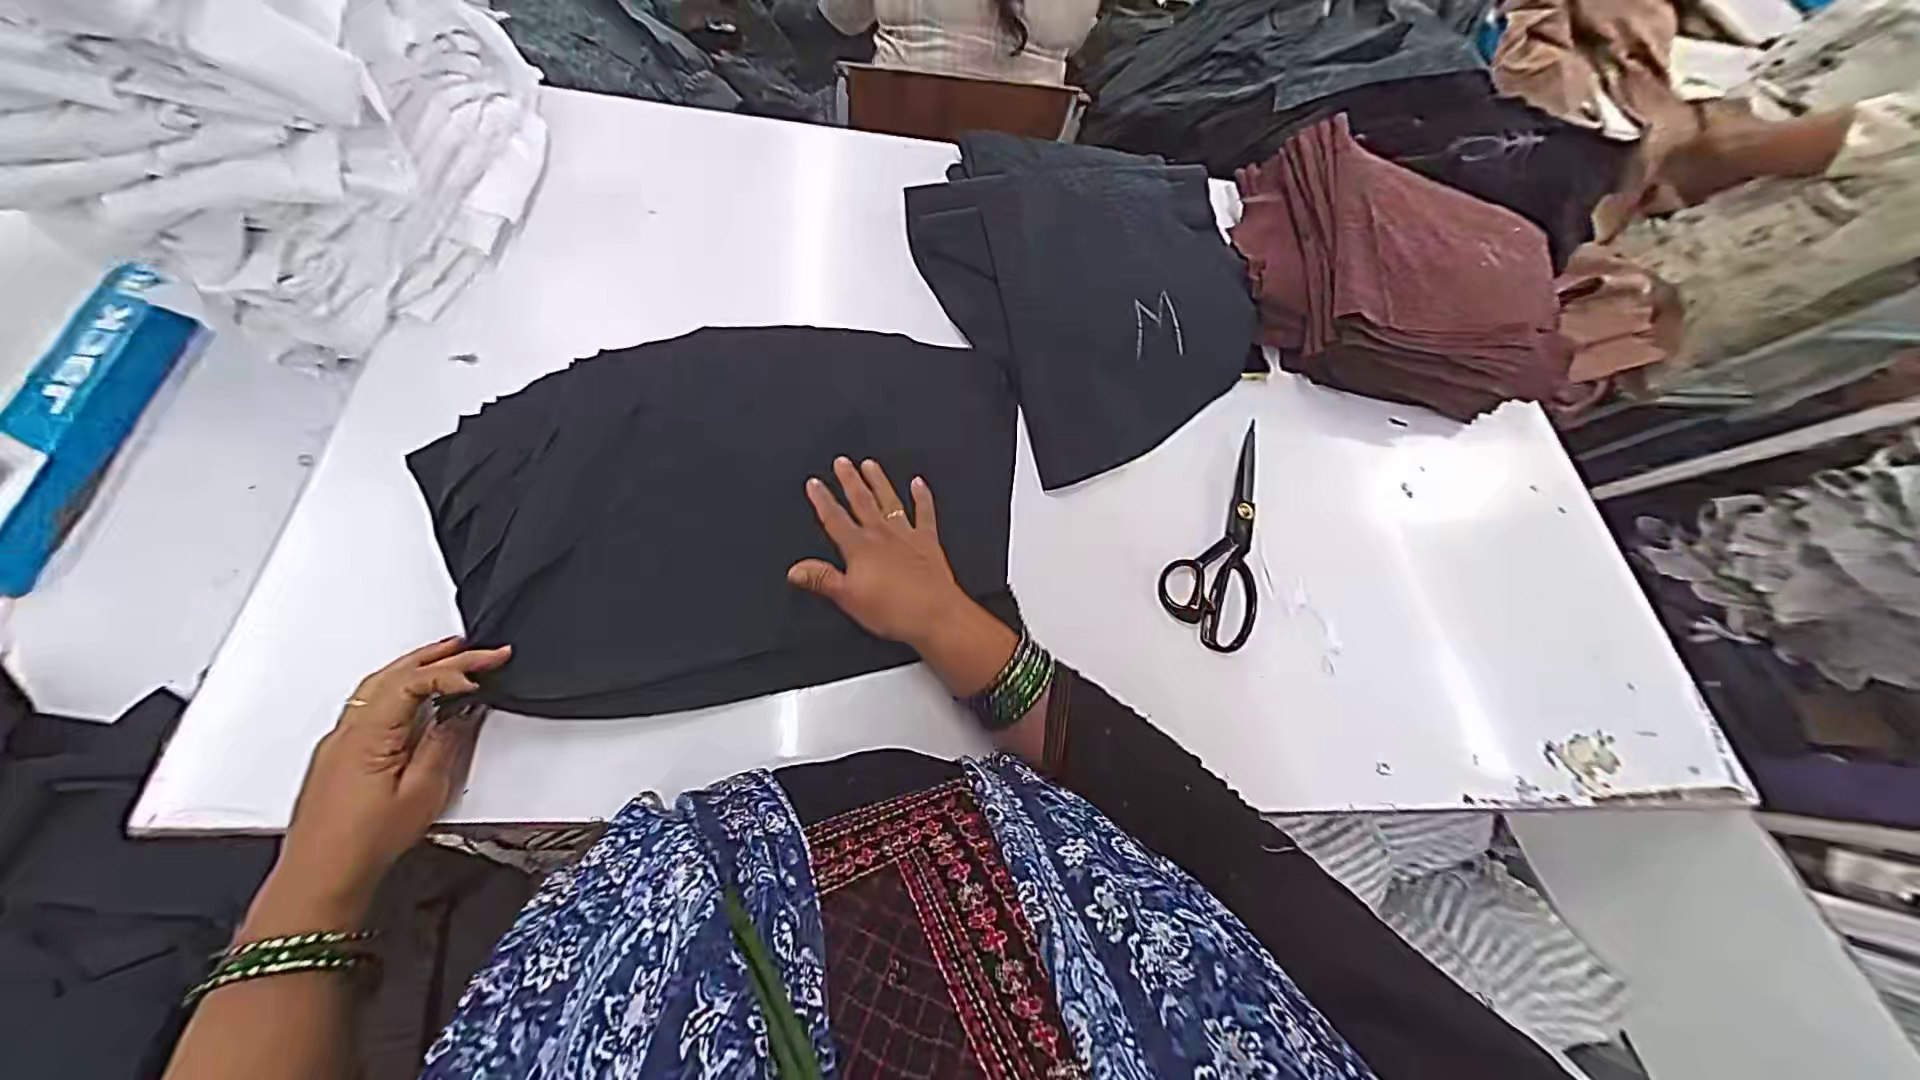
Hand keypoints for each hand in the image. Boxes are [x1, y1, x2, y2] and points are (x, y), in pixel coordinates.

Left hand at [262, 638, 510, 930]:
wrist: (320, 877)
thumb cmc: (364, 842)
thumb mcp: (423, 790)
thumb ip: (445, 743)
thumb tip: (463, 712)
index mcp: (366, 737)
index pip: (413, 682)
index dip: (454, 670)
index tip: (487, 668)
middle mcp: (346, 733)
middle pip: (393, 675)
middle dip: (439, 656)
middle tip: (478, 648)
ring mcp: (339, 742)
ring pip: (379, 685)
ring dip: (417, 665)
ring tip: (452, 655)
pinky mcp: (341, 752)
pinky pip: (371, 701)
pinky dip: (401, 683)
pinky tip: (420, 689)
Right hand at [787, 457, 971, 648]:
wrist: (935, 614)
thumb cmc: (894, 610)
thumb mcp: (849, 598)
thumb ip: (821, 579)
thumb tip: (795, 569)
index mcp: (861, 549)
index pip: (835, 519)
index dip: (823, 500)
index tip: (815, 483)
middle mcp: (883, 536)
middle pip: (862, 502)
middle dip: (850, 481)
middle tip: (842, 462)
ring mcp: (907, 536)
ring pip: (889, 501)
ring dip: (879, 482)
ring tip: (871, 465)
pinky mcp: (928, 543)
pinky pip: (925, 513)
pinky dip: (922, 497)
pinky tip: (918, 483)